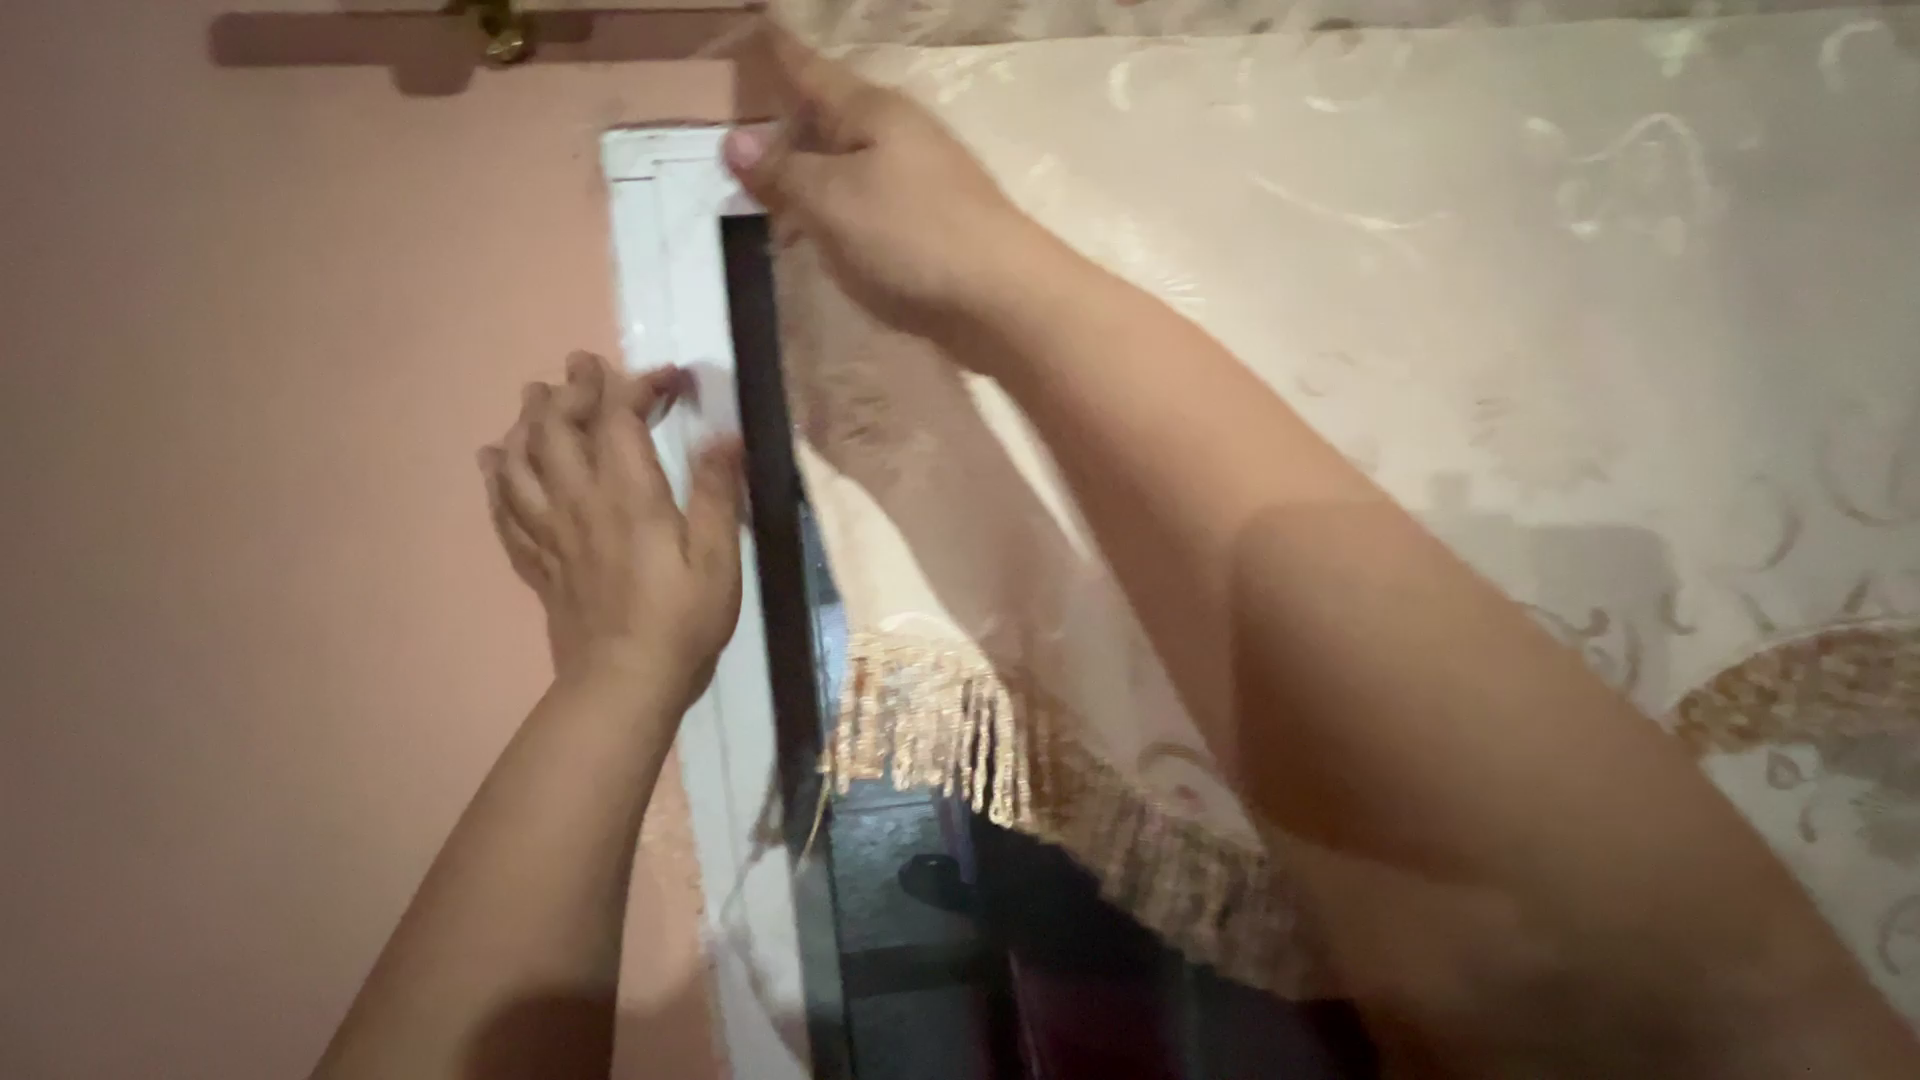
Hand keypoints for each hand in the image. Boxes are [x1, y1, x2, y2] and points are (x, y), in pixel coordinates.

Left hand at [480, 352, 744, 708]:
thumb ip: (717, 492)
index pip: (619, 418)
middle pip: (556, 429)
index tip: (667, 376)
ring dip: (525, 423)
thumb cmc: (683, 619)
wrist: (625, 683)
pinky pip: (503, 509)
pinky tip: (494, 463)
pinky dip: (496, 478)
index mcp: (628, 495)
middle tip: (581, 367)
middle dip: (570, 390)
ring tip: (534, 401)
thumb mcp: (719, 556)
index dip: (638, 386)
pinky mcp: (538, 563)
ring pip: (519, 462)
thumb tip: (724, 435)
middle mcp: (579, 502)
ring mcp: (551, 533)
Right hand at [724, 26, 1052, 356]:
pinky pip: (873, 208)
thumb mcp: (832, 201)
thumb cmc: (911, 237)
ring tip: (775, 210)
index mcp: (872, 111)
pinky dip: (843, 217)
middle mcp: (901, 136)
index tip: (757, 26)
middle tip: (744, 152)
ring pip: (853, 169)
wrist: (1001, 299)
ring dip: (815, 184)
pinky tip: (830, 243)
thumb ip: (783, 172)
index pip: (810, 69)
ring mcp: (924, 183)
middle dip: (789, 131)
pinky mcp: (935, 229)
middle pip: (832, 121)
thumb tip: (734, 141)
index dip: (778, 51)